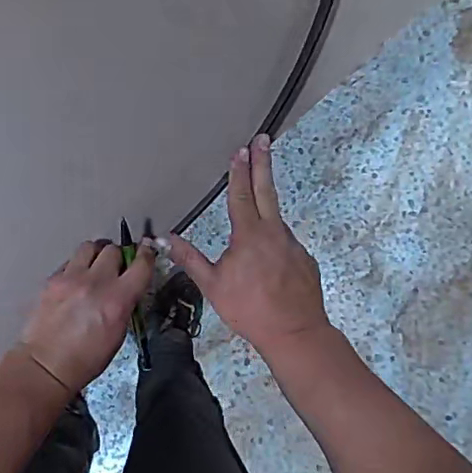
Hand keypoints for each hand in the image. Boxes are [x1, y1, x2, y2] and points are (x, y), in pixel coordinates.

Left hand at [16, 237, 155, 391]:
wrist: (45, 365)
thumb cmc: (86, 359)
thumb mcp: (118, 334)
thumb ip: (124, 304)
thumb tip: (127, 288)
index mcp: (117, 300)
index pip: (141, 264)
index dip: (147, 254)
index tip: (147, 252)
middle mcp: (96, 282)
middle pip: (113, 249)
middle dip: (118, 256)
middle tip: (116, 266)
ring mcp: (71, 278)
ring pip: (89, 246)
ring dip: (96, 254)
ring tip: (95, 265)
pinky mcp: (52, 279)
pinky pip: (69, 261)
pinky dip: (77, 266)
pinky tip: (75, 281)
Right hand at [162, 134, 330, 355]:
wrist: (295, 332)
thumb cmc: (250, 309)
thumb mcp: (212, 285)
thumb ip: (189, 258)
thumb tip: (167, 239)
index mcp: (249, 236)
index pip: (241, 195)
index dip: (239, 171)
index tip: (240, 151)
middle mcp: (273, 233)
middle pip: (266, 190)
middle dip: (262, 163)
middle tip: (263, 140)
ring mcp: (292, 244)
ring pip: (275, 219)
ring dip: (266, 205)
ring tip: (255, 214)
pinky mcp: (304, 258)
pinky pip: (284, 243)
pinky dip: (274, 241)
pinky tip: (268, 260)